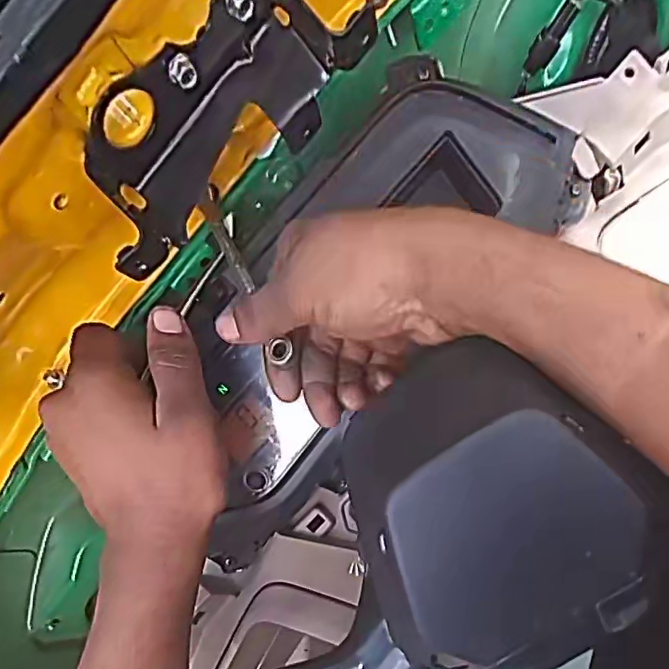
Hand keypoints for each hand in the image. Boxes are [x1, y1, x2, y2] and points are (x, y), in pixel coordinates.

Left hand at [41, 310, 224, 558]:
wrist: (154, 540)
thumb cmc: (174, 486)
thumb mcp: (190, 415)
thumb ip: (175, 361)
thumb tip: (164, 320)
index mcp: (93, 384)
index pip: (103, 331)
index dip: (140, 341)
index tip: (167, 360)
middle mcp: (66, 403)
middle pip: (97, 363)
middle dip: (134, 373)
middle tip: (173, 403)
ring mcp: (63, 432)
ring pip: (95, 393)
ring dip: (125, 400)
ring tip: (162, 430)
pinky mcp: (71, 455)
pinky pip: (92, 421)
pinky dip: (115, 425)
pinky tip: (145, 448)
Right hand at [216, 208, 492, 426]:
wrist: (439, 278)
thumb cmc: (373, 267)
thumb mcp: (298, 292)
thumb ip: (261, 314)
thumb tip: (229, 323)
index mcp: (302, 259)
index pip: (277, 314)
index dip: (277, 354)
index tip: (282, 385)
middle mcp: (335, 279)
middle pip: (314, 343)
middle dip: (316, 381)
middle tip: (321, 409)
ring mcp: (369, 302)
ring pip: (347, 357)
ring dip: (346, 386)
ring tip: (352, 402)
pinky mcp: (400, 323)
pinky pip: (378, 362)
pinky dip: (375, 380)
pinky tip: (376, 389)